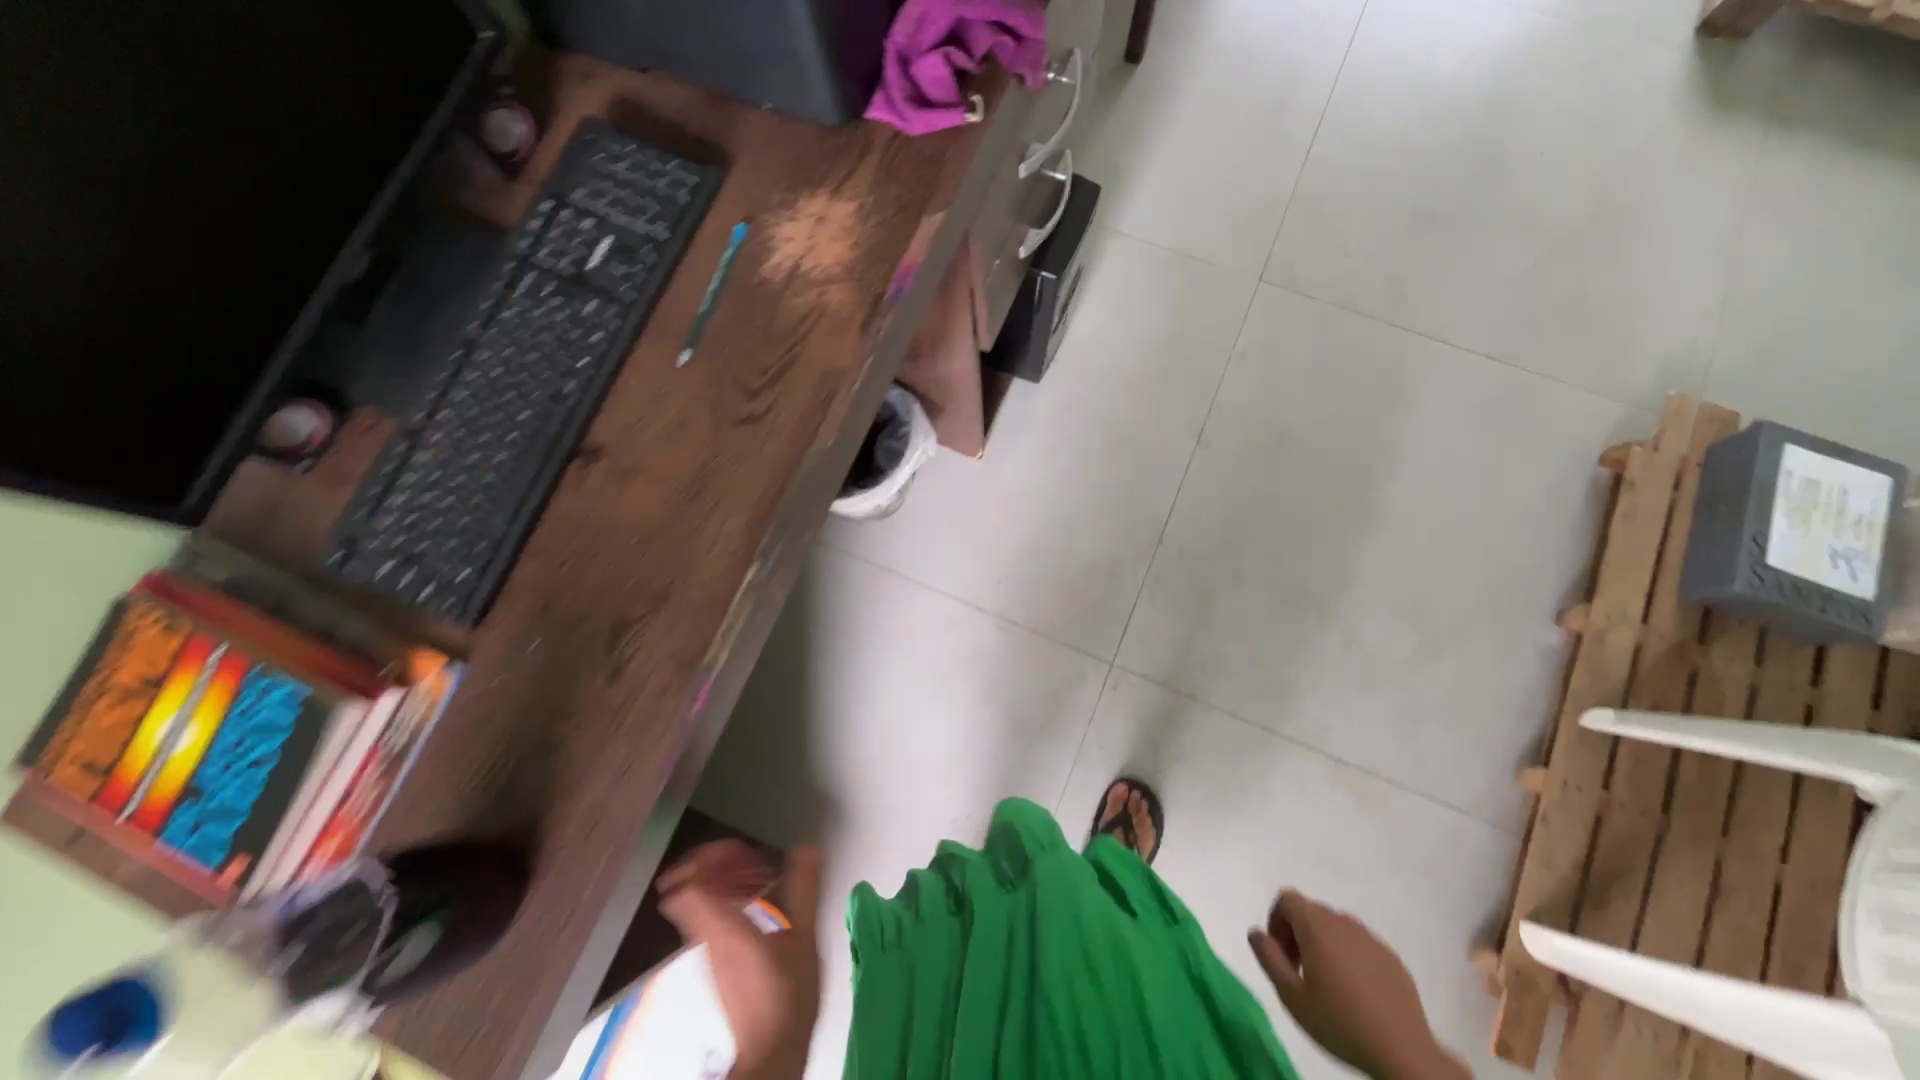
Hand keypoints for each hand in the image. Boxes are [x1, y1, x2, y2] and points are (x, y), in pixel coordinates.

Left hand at [659, 842, 824, 1079]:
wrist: (773, 1052)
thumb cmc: (787, 994)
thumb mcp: (804, 938)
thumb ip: (803, 890)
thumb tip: (807, 848)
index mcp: (722, 926)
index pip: (687, 882)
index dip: (706, 856)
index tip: (739, 850)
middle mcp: (707, 936)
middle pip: (688, 888)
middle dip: (715, 864)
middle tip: (750, 860)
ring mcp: (710, 952)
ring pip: (699, 903)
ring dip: (724, 883)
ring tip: (761, 880)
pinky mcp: (719, 965)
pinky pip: (712, 920)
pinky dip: (729, 904)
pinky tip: (763, 909)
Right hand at [1249, 890, 1468, 1079]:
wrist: (1401, 1050)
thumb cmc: (1338, 1021)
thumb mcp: (1290, 995)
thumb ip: (1268, 957)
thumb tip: (1256, 932)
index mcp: (1317, 927)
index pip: (1288, 899)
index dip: (1275, 920)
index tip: (1279, 953)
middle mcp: (1345, 923)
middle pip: (1311, 911)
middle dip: (1296, 932)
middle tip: (1296, 971)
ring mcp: (1372, 939)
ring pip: (1336, 927)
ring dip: (1321, 943)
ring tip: (1324, 982)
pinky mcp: (1391, 958)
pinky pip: (1360, 944)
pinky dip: (1347, 956)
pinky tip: (1353, 992)